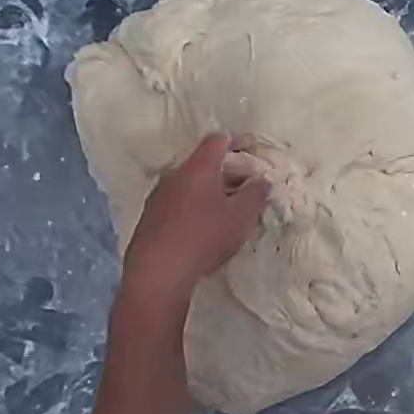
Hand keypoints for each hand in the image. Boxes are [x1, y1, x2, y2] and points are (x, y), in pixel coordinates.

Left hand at [118, 133, 269, 313]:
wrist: (157, 273)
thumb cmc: (205, 236)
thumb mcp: (242, 215)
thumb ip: (256, 193)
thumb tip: (263, 181)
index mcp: (198, 168)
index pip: (217, 140)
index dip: (237, 140)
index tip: (252, 150)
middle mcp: (175, 175)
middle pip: (204, 162)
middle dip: (228, 170)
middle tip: (247, 185)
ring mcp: (159, 196)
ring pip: (190, 183)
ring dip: (211, 189)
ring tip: (229, 208)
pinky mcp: (150, 217)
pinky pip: (178, 200)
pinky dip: (195, 204)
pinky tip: (205, 226)